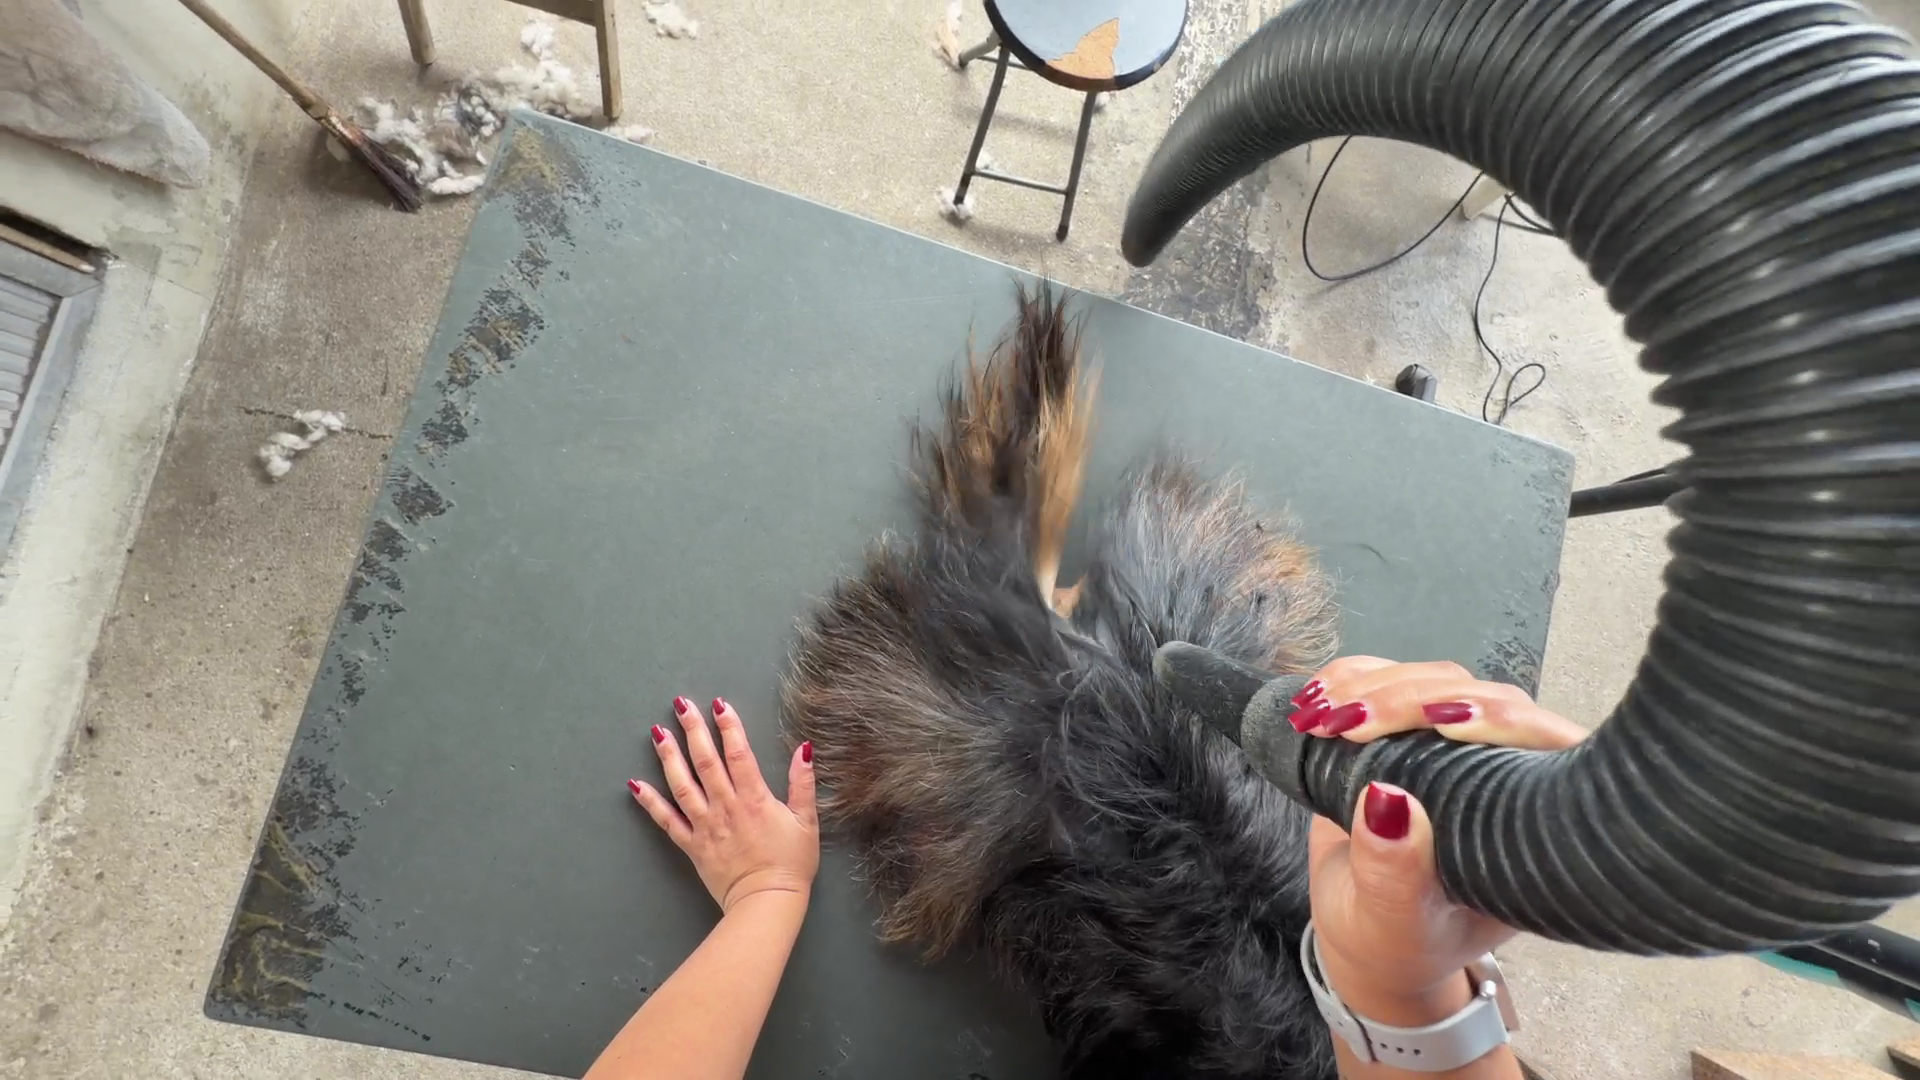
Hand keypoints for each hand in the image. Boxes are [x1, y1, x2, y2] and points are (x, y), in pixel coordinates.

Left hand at [628, 697, 819, 913]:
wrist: (766, 903)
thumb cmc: (791, 862)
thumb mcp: (807, 820)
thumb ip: (803, 783)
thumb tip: (803, 748)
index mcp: (754, 798)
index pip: (738, 754)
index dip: (728, 727)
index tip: (719, 704)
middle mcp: (725, 807)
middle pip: (706, 762)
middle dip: (693, 731)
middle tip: (681, 705)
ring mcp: (705, 826)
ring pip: (683, 786)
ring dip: (669, 757)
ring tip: (657, 733)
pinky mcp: (692, 846)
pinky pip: (667, 822)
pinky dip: (650, 803)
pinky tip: (635, 785)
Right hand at [1299, 658, 1585, 1021]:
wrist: (1359, 927)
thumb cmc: (1394, 939)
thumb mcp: (1393, 920)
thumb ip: (1394, 873)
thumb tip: (1388, 800)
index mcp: (1531, 828)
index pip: (1545, 747)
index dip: (1503, 719)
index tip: (1441, 722)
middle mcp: (1501, 775)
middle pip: (1479, 698)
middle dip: (1408, 697)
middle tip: (1344, 722)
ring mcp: (1451, 746)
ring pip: (1431, 680)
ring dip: (1371, 683)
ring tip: (1318, 712)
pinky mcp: (1402, 730)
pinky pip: (1384, 679)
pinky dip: (1347, 677)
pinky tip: (1314, 694)